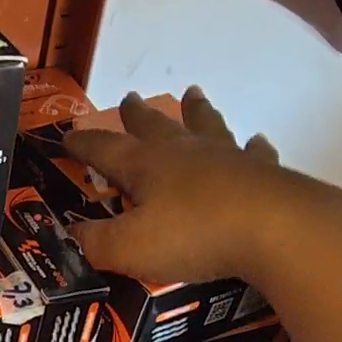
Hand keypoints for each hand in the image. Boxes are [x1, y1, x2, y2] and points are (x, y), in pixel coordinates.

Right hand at [63, 87, 341, 286]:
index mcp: (145, 166)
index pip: (105, 149)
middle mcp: (184, 152)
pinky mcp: (261, 172)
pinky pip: (253, 152)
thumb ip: (94, 242)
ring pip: (205, 126)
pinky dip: (250, 146)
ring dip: (195, 111)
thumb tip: (68, 233)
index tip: (67, 137)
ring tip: (193, 95)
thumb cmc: (192, 235)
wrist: (273, 229)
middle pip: (155, 127)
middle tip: (129, 99)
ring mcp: (225, 157)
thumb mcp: (128, 247)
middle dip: (137, 115)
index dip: (84, 145)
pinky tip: (254, 140)